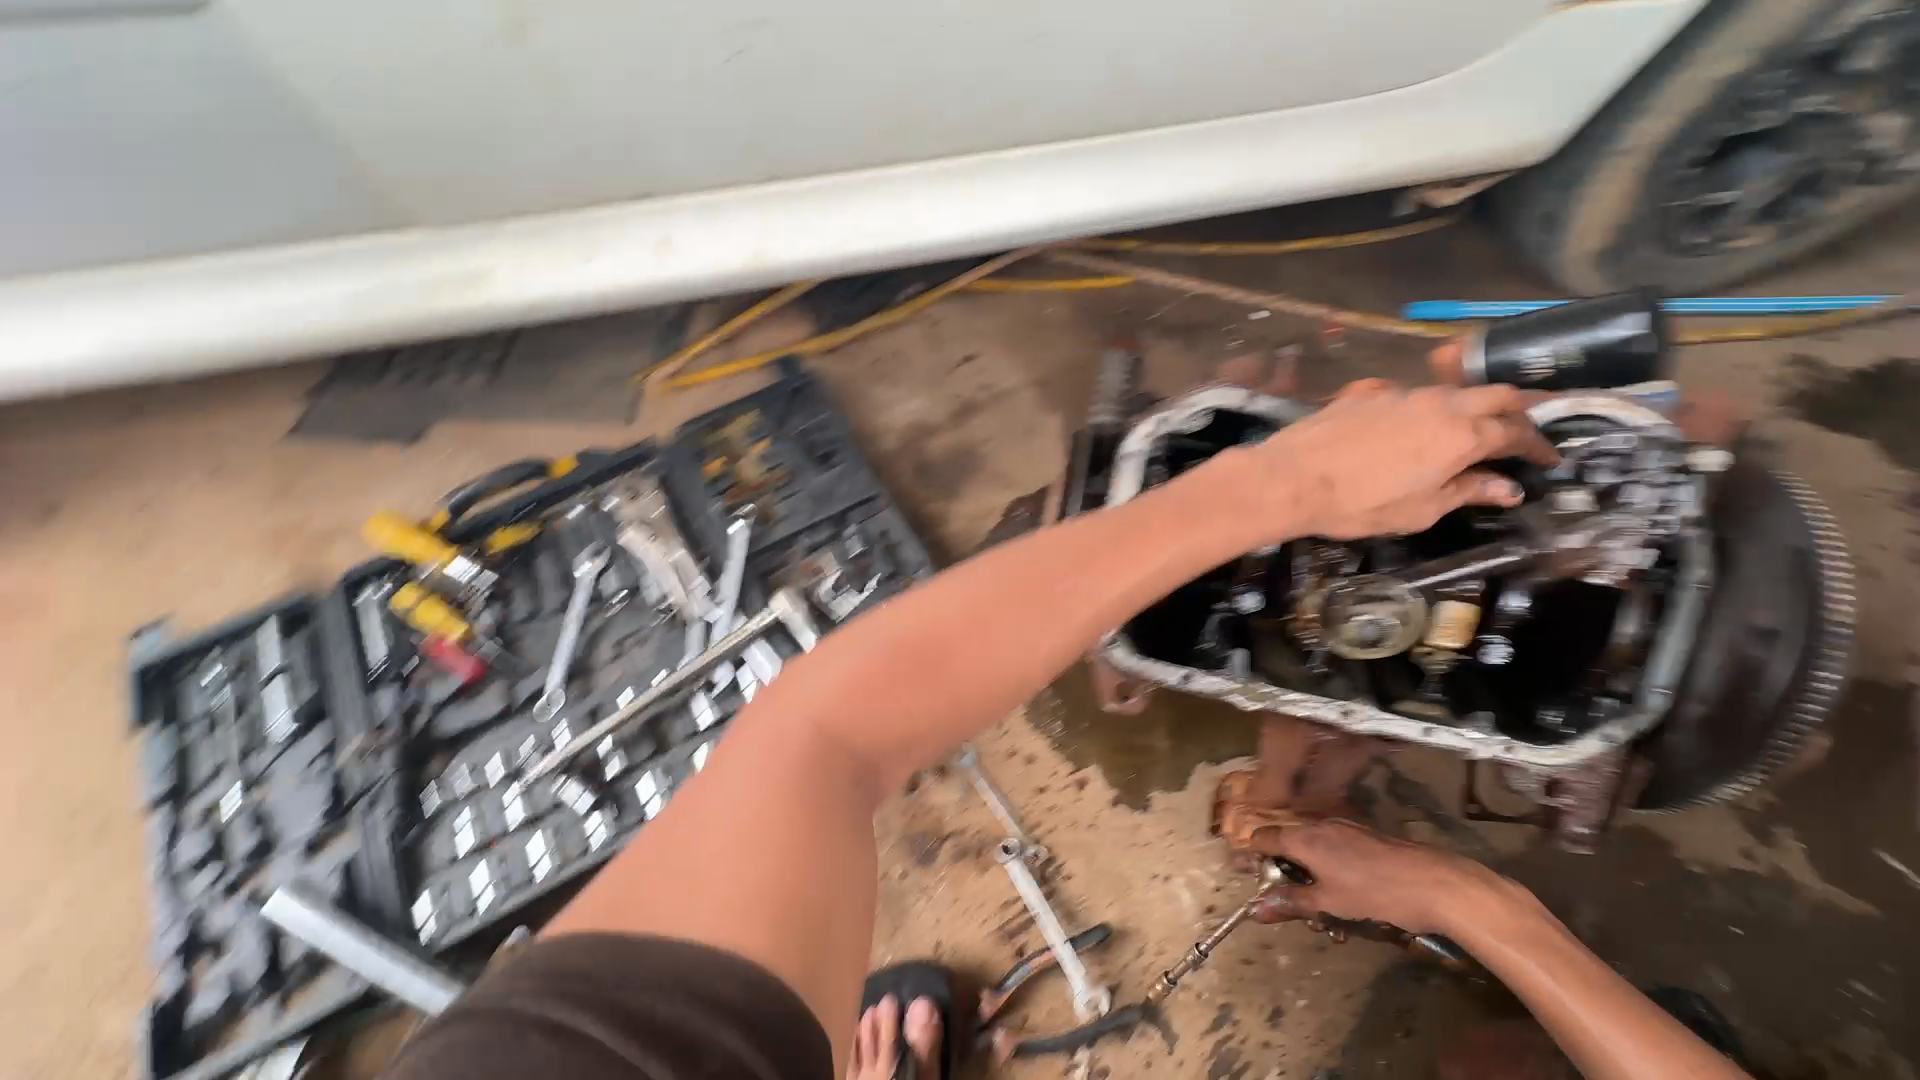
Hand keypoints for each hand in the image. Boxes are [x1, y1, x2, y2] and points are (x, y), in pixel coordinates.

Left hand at [1239, 380, 1558, 540]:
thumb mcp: (1420, 510)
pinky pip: (1405, 394)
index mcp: (1461, 434)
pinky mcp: (1363, 391)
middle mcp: (1437, 403)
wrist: (1288, 479)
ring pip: (1449, 391)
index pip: (1516, 432)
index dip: (1537, 446)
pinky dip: (1421, 408)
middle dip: (1517, 411)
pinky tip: (1408, 427)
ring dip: (1467, 407)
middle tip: (1521, 433)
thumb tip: (1507, 488)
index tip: (1548, 458)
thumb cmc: (1357, 504)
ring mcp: (1398, 392)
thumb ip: (1467, 492)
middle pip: (1494, 395)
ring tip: (1467, 429)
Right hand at [1258, 819, 1512, 935]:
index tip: (1257, 881)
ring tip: (1328, 914)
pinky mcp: (1364, 837)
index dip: (1253, 857)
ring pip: (1313, 849)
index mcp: (1304, 837)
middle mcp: (1319, 826)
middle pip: (1287, 843)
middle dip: (1287, 875)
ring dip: (1311, 877)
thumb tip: (1254, 910)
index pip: (1262, 837)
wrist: (1434, 883)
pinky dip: (1331, 871)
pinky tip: (1349, 900)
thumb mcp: (1329, 903)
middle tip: (1298, 908)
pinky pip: (1334, 850)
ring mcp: (1344, 828)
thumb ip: (1290, 903)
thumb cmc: (1375, 893)